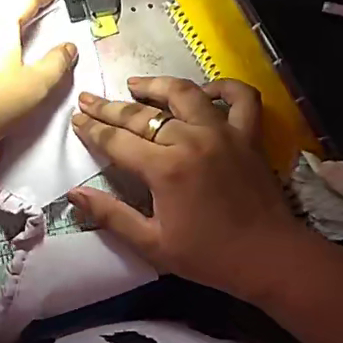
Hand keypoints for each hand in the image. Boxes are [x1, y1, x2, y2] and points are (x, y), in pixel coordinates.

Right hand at [68, 76, 315, 301]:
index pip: (117, 141)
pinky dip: (223, 87)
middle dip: (110, 107)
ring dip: (156, 86)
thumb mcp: (152, 244)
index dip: (92, 129)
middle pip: (142, 114)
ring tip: (135, 84)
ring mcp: (223, 132)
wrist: (269, 257)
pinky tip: (205, 91)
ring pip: (185, 94)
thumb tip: (74, 194)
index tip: (76, 119)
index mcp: (165, 169)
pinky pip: (240, 98)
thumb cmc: (208, 256)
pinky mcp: (248, 135)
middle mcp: (191, 140)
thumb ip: (111, 216)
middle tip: (89, 99)